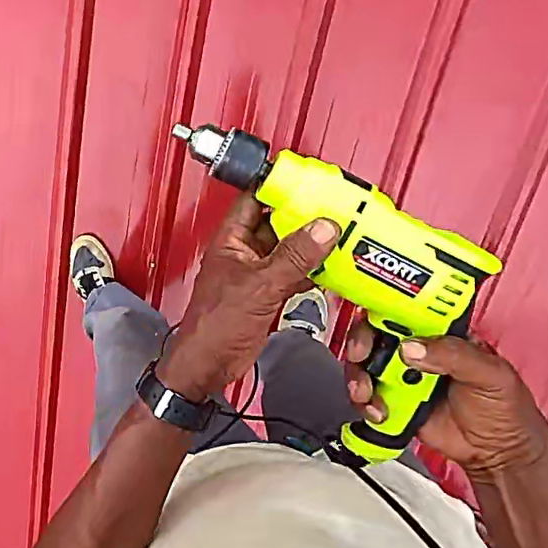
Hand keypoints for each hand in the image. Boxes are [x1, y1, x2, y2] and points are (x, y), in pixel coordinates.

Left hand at [159, 194, 338, 399]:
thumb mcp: (259, 286)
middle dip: (304, 217)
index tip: (308, 181)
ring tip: (338, 236)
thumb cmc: (212, 327)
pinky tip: (330, 269)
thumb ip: (292, 257)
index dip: (279, 187)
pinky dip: (312, 270)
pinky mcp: (269, 292)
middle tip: (332, 210)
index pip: (255, 199)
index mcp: (230, 240)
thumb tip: (321, 229)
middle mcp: (244, 252)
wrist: (209, 366)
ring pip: (290, 249)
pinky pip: (295, 272)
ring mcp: (257, 272)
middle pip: (278, 223)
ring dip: (312, 245)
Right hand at [342, 328, 547, 480]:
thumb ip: (454, 355)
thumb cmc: (504, 407)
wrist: (498, 452)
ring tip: (370, 392)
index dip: (384, 310)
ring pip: (365, 366)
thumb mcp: (489, 373)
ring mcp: (404, 377)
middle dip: (361, 342)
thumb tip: (413, 347)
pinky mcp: (395, 403)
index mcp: (440, 334)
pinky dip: (366, 404)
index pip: (406, 312)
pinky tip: (381, 411)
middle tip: (362, 354)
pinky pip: (368, 398)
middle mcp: (418, 352)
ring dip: (360, 378)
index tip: (375, 317)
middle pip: (375, 335)